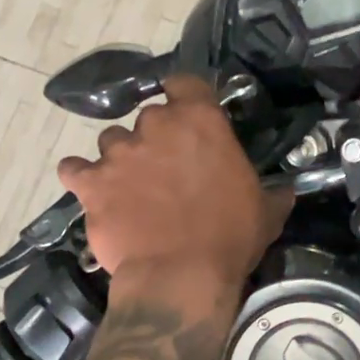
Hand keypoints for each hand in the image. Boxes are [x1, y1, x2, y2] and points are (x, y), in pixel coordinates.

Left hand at [57, 75, 292, 286]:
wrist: (181, 277)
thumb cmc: (230, 239)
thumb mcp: (266, 212)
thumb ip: (272, 192)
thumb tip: (285, 190)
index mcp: (200, 121)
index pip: (184, 82)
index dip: (184, 97)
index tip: (188, 114)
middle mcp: (155, 126)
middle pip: (147, 116)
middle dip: (154, 138)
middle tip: (166, 168)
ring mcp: (117, 153)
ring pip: (111, 141)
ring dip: (120, 159)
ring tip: (131, 186)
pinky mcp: (91, 183)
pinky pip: (74, 169)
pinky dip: (82, 177)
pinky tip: (93, 191)